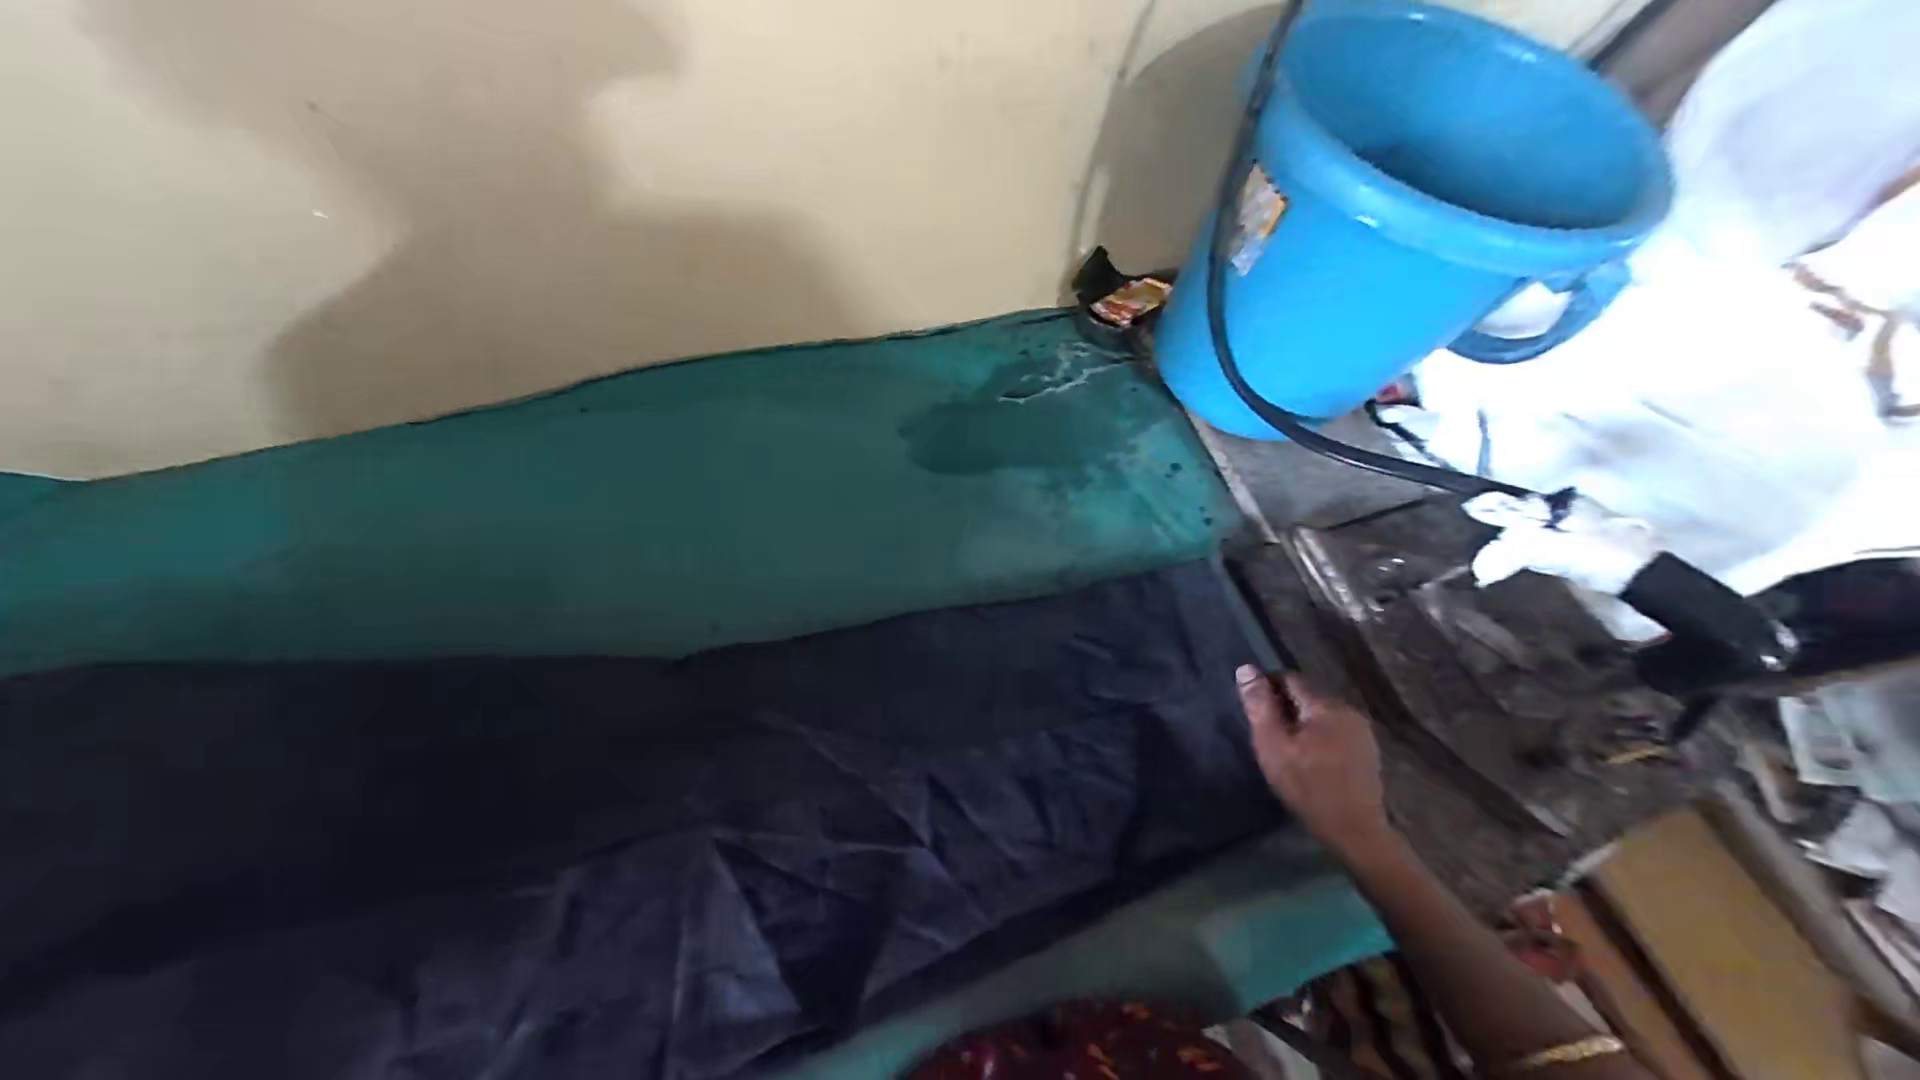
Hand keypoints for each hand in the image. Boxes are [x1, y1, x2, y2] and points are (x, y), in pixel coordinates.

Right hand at [1236, 666, 1394, 858]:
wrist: (1354, 831)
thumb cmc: (1307, 787)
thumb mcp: (1273, 744)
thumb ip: (1259, 705)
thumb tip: (1246, 668)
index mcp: (1326, 705)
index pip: (1289, 678)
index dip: (1267, 689)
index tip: (1254, 713)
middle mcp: (1349, 710)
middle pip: (1306, 696)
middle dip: (1284, 707)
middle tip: (1267, 734)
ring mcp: (1362, 731)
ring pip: (1320, 714)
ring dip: (1301, 723)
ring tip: (1286, 748)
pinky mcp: (1367, 750)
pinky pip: (1334, 730)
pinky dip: (1318, 736)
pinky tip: (1310, 760)